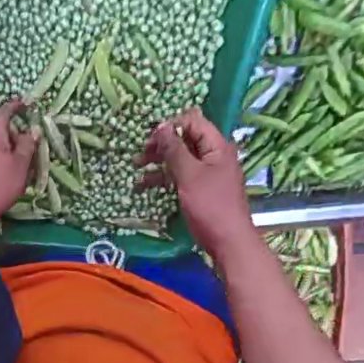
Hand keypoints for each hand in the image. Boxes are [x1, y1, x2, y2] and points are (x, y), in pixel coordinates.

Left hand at [0, 96, 37, 224]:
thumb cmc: (0, 184)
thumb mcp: (21, 164)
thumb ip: (28, 145)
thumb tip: (32, 131)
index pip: (4, 113)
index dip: (15, 106)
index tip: (26, 103)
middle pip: (2, 128)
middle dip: (18, 129)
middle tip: (33, 136)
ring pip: (1, 143)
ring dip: (14, 145)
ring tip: (28, 157)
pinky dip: (8, 156)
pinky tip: (17, 169)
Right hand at [137, 108, 253, 258]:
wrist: (227, 240)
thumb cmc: (210, 205)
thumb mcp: (189, 175)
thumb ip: (174, 149)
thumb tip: (160, 126)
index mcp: (216, 146)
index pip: (192, 122)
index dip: (170, 126)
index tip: (150, 139)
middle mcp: (213, 154)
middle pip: (185, 139)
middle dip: (161, 145)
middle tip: (141, 155)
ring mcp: (207, 172)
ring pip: (180, 158)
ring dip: (159, 161)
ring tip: (137, 167)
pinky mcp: (200, 187)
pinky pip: (180, 175)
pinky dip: (164, 177)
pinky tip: (145, 185)